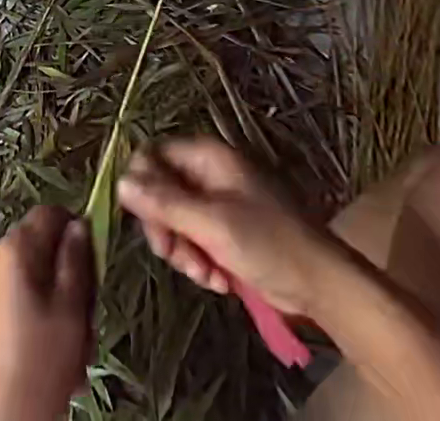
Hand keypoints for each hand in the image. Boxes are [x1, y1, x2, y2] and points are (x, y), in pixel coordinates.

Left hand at [0, 205, 93, 420]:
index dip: (78, 227)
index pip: (51, 212)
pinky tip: (57, 355)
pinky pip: (24, 298)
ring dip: (61, 302)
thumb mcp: (70, 309)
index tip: (97, 260)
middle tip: (89, 314)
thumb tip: (82, 224)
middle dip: (72, 274)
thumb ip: (77, 261)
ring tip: (76, 345)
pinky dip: (43, 318)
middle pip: (45, 245)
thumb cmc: (36, 360)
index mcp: (15, 246)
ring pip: (38, 276)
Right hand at [117, 137, 337, 317]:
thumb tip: (119, 183)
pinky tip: (218, 279)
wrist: (321, 283)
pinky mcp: (224, 228)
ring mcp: (217, 201)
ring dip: (183, 250)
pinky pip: (192, 238)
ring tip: (205, 273)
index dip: (143, 188)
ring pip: (173, 218)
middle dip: (165, 228)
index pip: (152, 156)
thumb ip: (163, 202)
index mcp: (207, 156)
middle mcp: (208, 172)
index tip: (150, 222)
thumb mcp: (211, 223)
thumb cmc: (269, 243)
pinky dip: (199, 260)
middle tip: (178, 256)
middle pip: (159, 190)